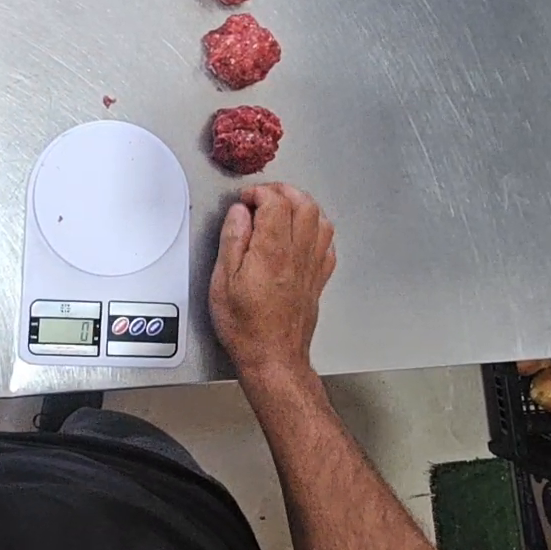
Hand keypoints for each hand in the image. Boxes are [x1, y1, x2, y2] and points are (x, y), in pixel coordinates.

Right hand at [208, 183, 335, 383]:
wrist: (273, 359)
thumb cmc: (244, 325)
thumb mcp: (222, 281)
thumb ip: (232, 240)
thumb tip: (239, 212)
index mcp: (272, 252)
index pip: (276, 202)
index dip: (259, 193)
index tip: (244, 201)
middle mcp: (297, 254)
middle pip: (304, 204)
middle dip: (283, 191)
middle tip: (262, 197)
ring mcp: (312, 266)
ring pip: (321, 220)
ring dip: (302, 206)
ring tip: (281, 209)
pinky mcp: (318, 279)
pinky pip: (328, 244)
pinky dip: (316, 229)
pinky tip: (299, 235)